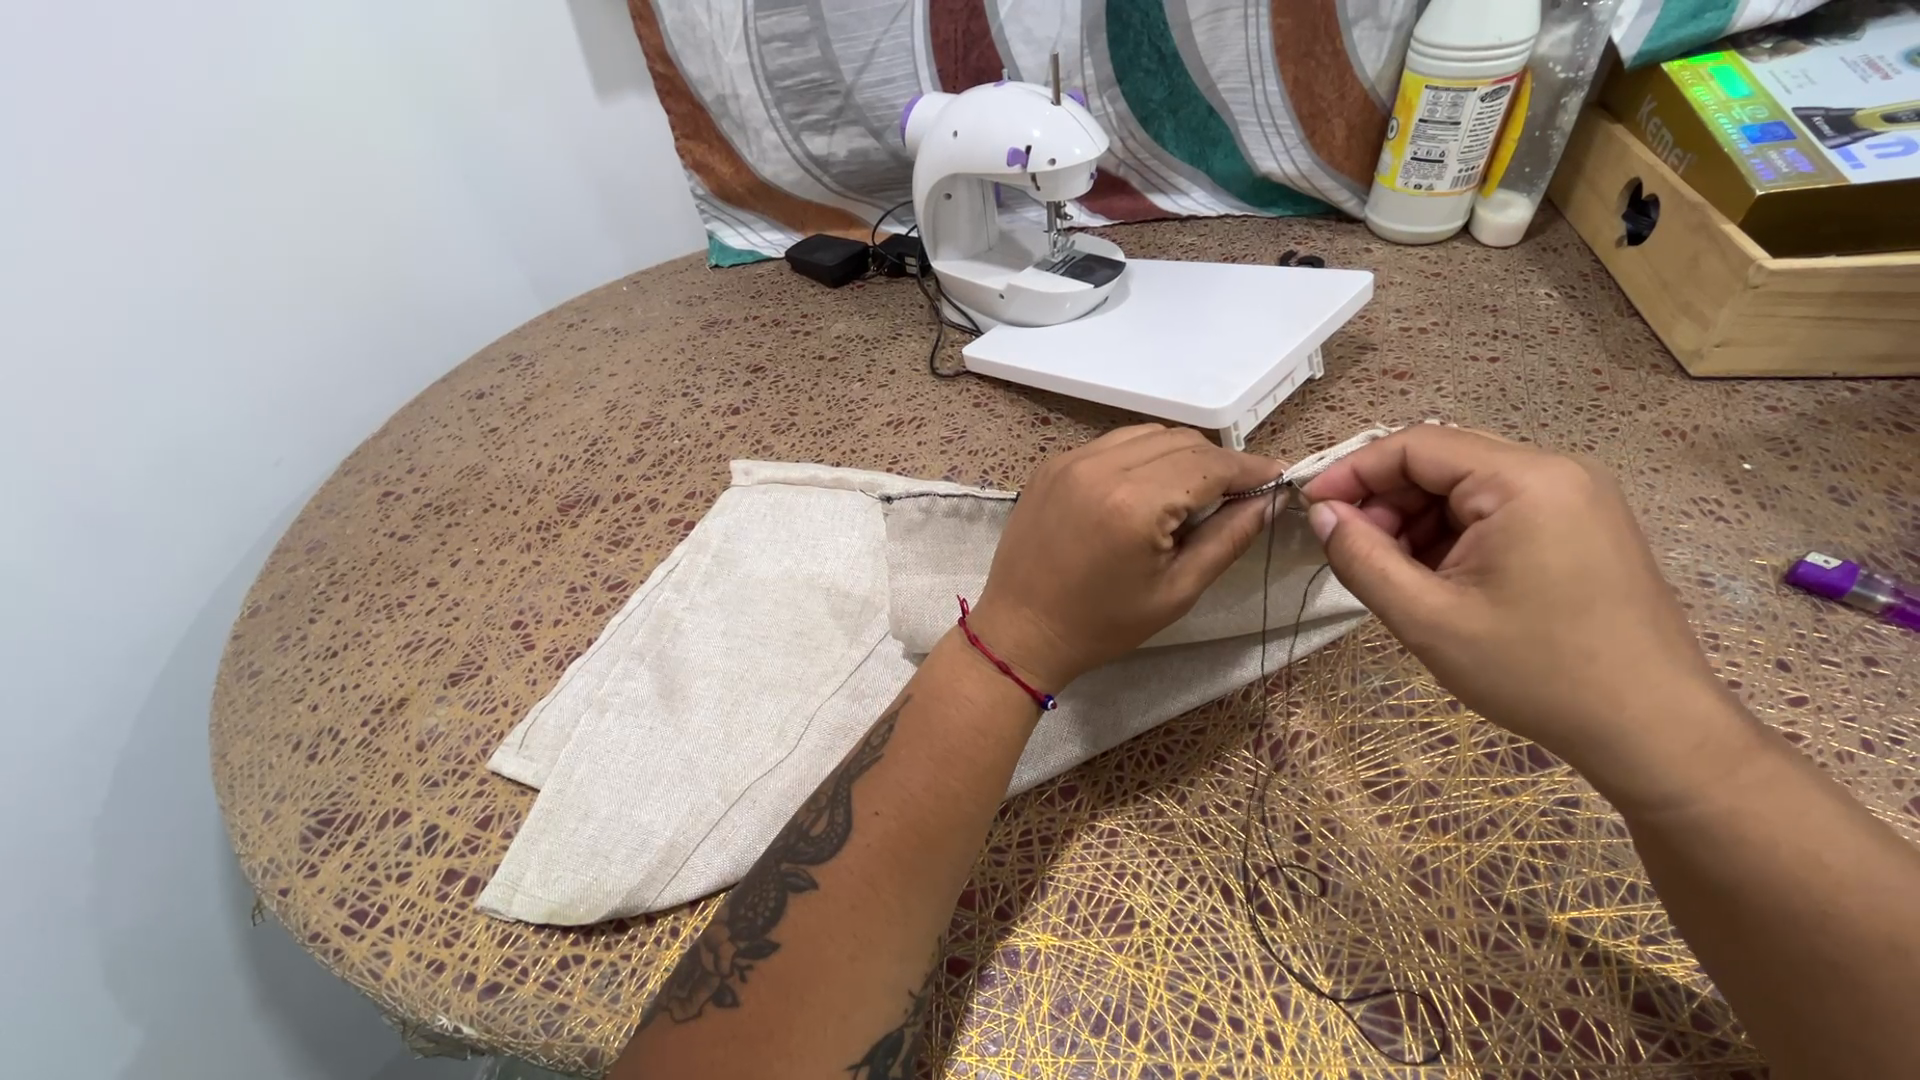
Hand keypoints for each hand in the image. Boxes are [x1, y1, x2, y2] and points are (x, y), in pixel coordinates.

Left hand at [965, 425, 1283, 690]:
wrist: (1021, 630)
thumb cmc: (1102, 624)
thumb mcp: (1177, 591)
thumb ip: (1228, 539)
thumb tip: (1269, 500)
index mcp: (1135, 502)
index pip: (1211, 464)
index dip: (1250, 468)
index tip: (1278, 478)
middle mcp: (1101, 466)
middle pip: (1182, 441)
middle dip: (1218, 463)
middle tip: (1235, 497)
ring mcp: (1071, 460)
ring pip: (1148, 434)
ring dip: (1180, 456)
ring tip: (1191, 495)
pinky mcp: (1052, 464)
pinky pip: (1113, 444)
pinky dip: (1141, 457)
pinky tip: (1146, 490)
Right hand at [1301, 426, 1730, 782]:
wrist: (1652, 729)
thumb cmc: (1535, 672)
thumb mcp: (1427, 618)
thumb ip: (1361, 558)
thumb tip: (1321, 515)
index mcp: (1525, 480)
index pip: (1416, 445)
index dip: (1352, 471)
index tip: (1309, 507)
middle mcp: (1556, 472)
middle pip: (1442, 461)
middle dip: (1384, 500)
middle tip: (1351, 550)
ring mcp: (1576, 498)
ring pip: (1465, 488)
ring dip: (1414, 521)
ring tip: (1392, 574)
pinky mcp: (1581, 526)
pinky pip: (1495, 510)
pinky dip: (1451, 535)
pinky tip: (1435, 579)